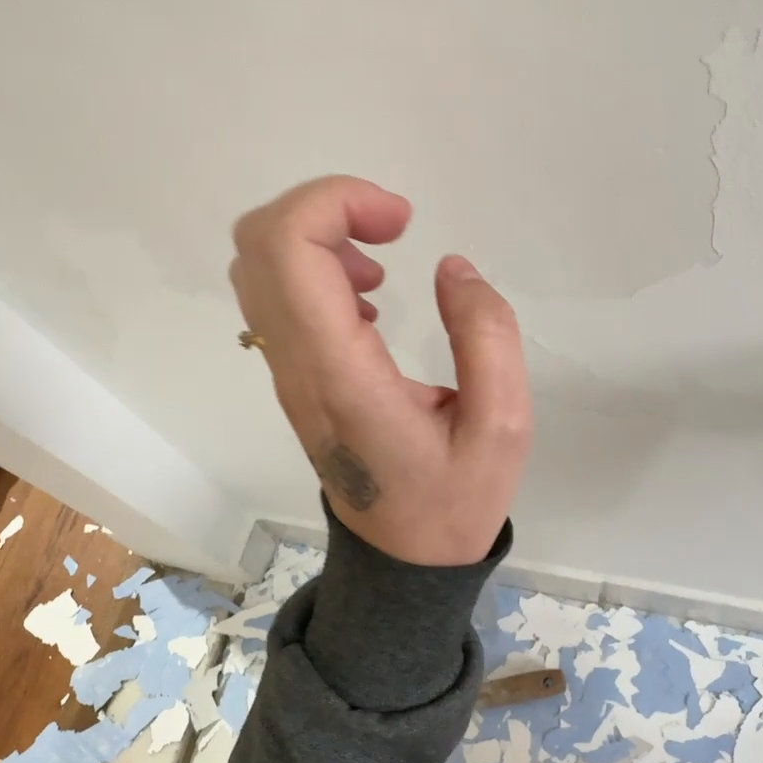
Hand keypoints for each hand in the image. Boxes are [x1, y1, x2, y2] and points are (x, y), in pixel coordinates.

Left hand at [229, 176, 532, 565]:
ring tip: (381, 265)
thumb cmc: (455, 502)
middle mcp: (298, 369)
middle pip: (259, 244)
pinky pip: (274, 300)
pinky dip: (312, 271)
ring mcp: (288, 376)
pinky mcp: (295, 382)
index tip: (402, 220)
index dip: (335, 202)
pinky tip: (366, 300)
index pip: (289, 250)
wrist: (404, 561)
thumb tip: (451, 269)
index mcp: (343, 376)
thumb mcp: (503, 428)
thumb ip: (488, 337)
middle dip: (323, 207)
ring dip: (316, 239)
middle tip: (390, 229)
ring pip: (259, 268)